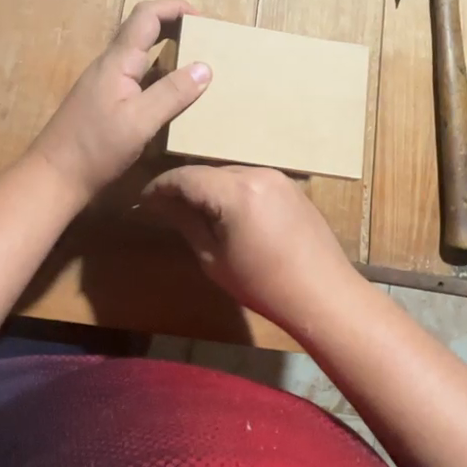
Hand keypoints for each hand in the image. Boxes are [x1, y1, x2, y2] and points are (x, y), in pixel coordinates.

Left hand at [29, 0, 211, 201]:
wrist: (53, 177)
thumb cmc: (95, 148)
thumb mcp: (140, 122)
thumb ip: (172, 93)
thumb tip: (205, 67)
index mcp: (118, 60)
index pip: (146, 15)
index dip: (174, 7)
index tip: (202, 20)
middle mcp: (110, 63)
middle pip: (142, 28)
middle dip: (174, 25)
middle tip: (204, 40)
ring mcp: (105, 81)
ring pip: (139, 51)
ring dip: (167, 49)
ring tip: (196, 64)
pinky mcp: (104, 99)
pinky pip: (136, 74)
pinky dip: (158, 73)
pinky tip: (172, 94)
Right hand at [142, 165, 363, 332]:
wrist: (324, 294)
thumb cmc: (264, 284)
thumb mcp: (214, 259)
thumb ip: (186, 223)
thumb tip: (159, 204)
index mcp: (236, 190)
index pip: (186, 176)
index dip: (161, 187)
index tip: (142, 200)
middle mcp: (257, 173)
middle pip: (209, 172)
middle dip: (185, 187)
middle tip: (164, 207)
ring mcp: (277, 177)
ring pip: (230, 174)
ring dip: (209, 188)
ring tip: (193, 211)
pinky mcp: (291, 186)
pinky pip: (251, 181)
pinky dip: (233, 192)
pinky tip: (227, 214)